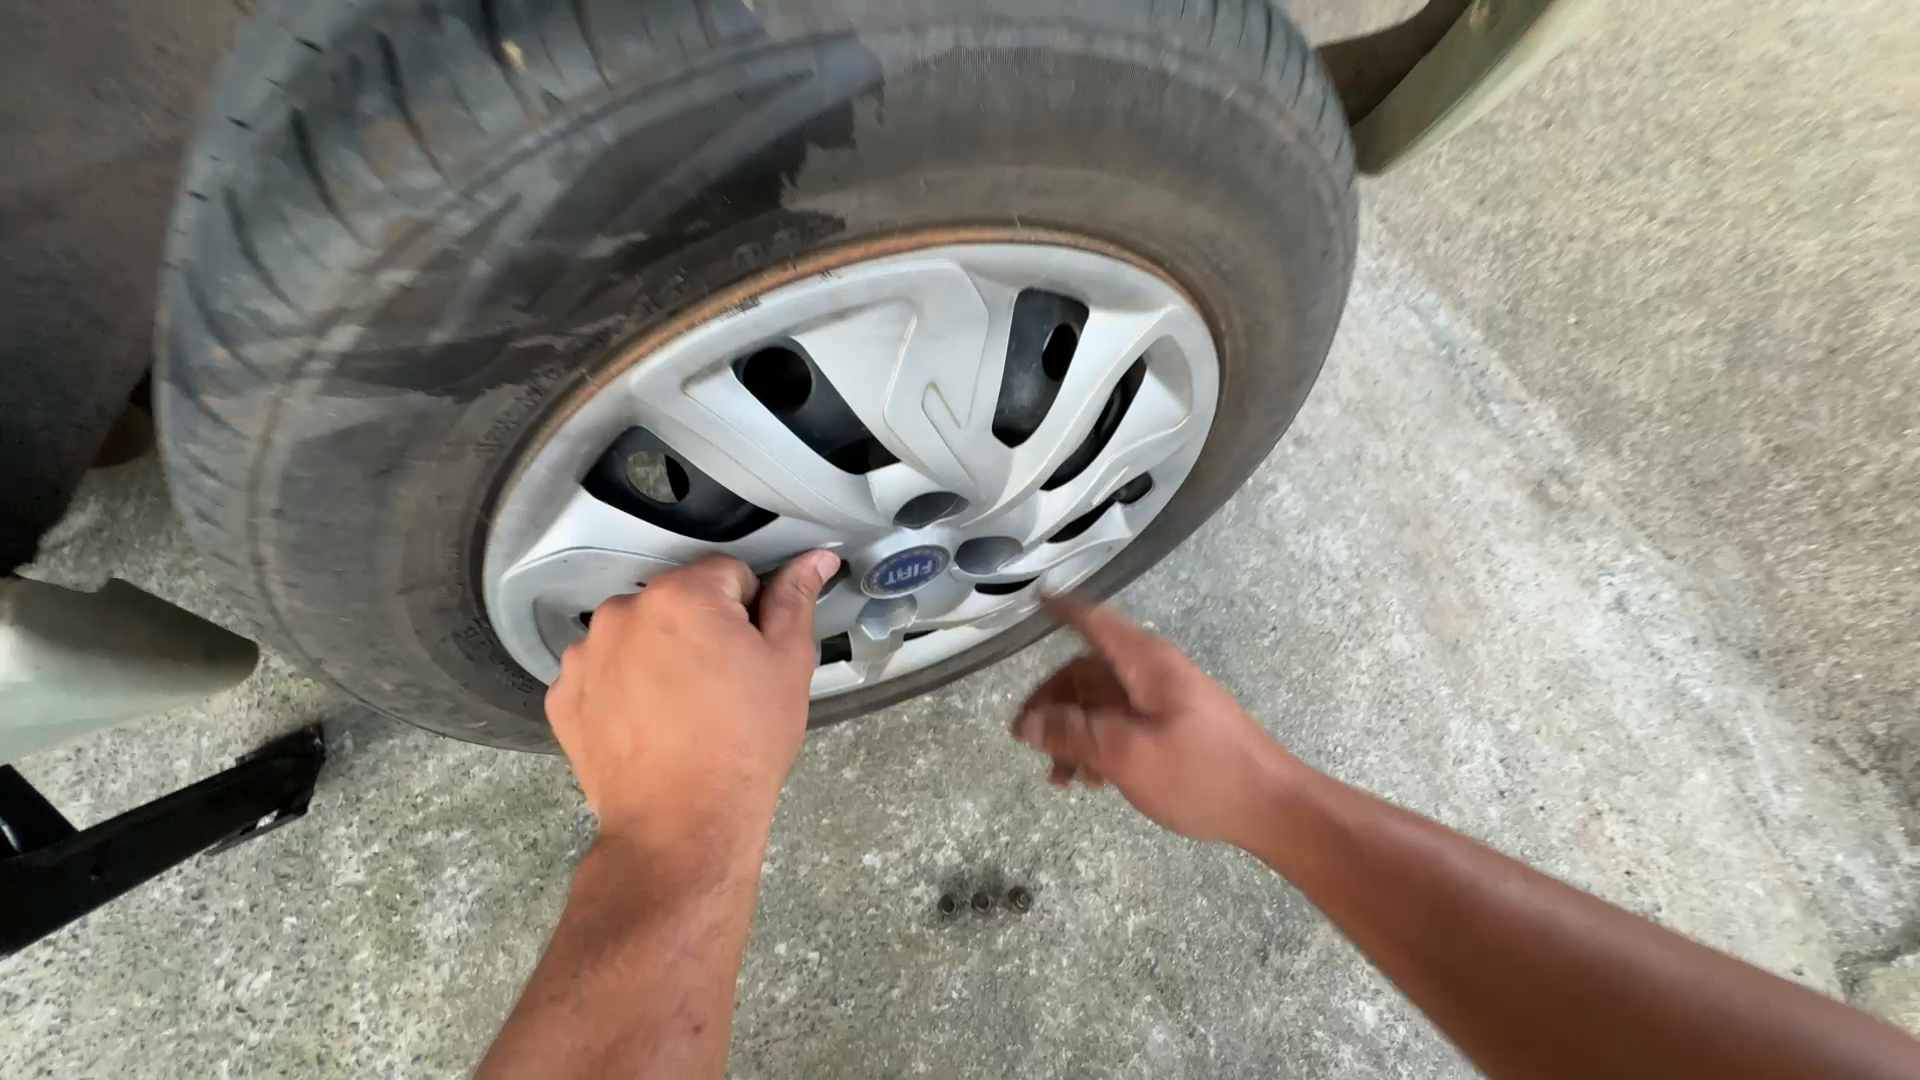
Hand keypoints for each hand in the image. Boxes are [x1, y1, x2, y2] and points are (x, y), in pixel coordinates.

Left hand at [544, 551, 838, 882]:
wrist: (683, 825)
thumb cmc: (744, 741)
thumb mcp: (788, 663)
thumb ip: (796, 598)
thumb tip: (816, 557)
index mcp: (682, 595)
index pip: (728, 573)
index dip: (750, 611)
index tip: (751, 654)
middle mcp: (622, 611)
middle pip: (680, 600)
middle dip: (702, 628)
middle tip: (723, 684)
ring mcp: (585, 654)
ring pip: (640, 632)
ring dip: (661, 652)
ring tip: (685, 708)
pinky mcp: (564, 695)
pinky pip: (605, 668)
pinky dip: (626, 684)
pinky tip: (651, 722)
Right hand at [1011, 596, 1297, 845]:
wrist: (1274, 807)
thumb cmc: (1202, 774)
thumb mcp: (1128, 755)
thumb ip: (1073, 735)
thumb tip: (1027, 723)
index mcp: (1145, 663)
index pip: (1095, 623)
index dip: (1063, 610)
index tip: (1037, 598)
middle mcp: (1152, 672)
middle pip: (1088, 672)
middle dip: (1053, 703)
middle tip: (1024, 736)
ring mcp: (1165, 700)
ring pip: (1102, 704)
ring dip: (1073, 733)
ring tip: (1058, 777)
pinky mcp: (1174, 727)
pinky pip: (1122, 725)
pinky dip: (1099, 745)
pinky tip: (1091, 781)